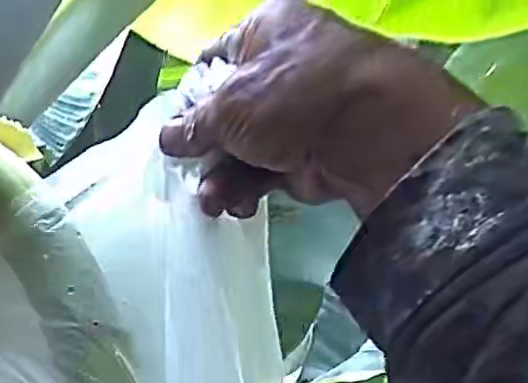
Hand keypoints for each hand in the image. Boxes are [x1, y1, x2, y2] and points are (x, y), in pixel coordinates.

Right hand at [158, 0, 484, 216]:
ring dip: (218, 181)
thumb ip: (191, 125)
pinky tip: (240, 204)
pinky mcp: (294, 153)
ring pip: (233, 153)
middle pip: (218, 117)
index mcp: (262, 32)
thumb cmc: (292, 98)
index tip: (175, 133)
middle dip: (202, 154)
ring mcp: (286, 115)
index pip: (208, 64)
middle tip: (192, 176)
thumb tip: (165, 138)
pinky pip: (254, 174)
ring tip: (215, 201)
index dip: (187, 101)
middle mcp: (274, 70)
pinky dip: (242, 191)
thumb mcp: (228, 105)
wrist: (362, 133)